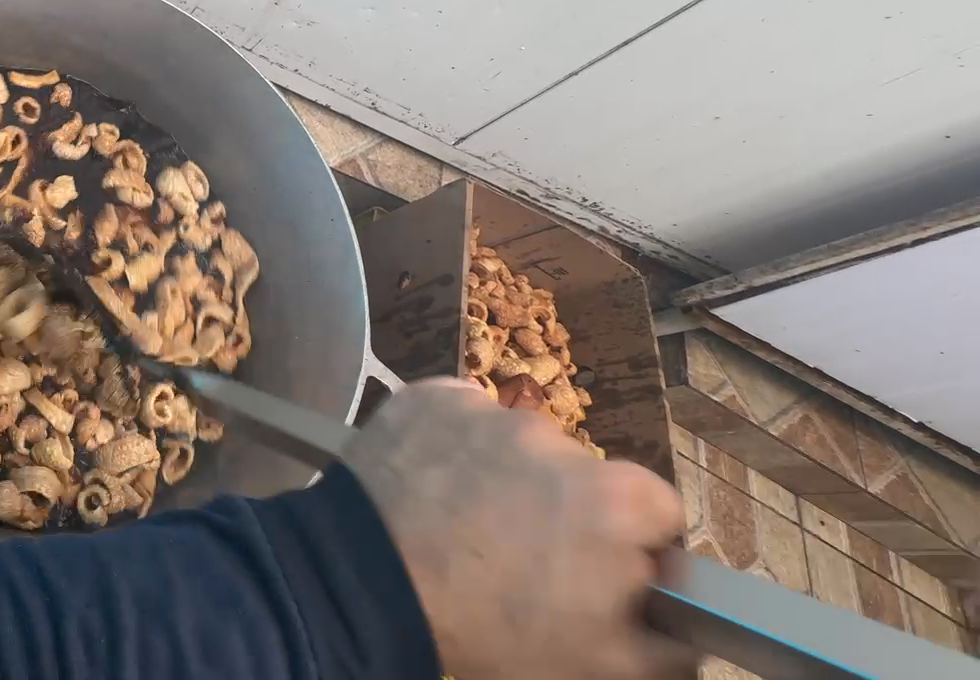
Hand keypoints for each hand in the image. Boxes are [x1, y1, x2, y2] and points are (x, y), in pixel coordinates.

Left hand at [348, 378, 693, 679]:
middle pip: (577, 469)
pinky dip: (451, 441)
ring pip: (512, 441)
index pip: (653, 506)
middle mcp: (550, 436)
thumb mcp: (606, 665)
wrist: (368, 578)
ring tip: (461, 514)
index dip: (630, 540)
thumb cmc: (487, 626)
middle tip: (514, 545)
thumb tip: (680, 611)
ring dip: (501, 469)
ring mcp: (481, 409)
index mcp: (611, 495)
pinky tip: (431, 479)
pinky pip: (457, 415)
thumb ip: (670, 638)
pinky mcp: (427, 396)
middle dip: (560, 503)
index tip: (596, 564)